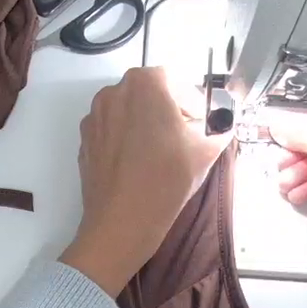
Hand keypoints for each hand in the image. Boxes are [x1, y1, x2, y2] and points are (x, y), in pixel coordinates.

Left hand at [60, 67, 231, 294]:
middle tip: (184, 141)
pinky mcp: (85, 142)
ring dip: (146, 127)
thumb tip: (221, 126)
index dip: (194, 105)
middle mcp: (113, 92)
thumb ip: (218, 129)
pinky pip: (112, 134)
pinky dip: (125, 143)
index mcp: (145, 83)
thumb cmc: (165, 181)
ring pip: (129, 115)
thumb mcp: (205, 152)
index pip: (178, 84)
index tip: (203, 126)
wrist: (121, 224)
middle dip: (169, 114)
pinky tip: (138, 168)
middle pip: (150, 96)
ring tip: (160, 157)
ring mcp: (94, 118)